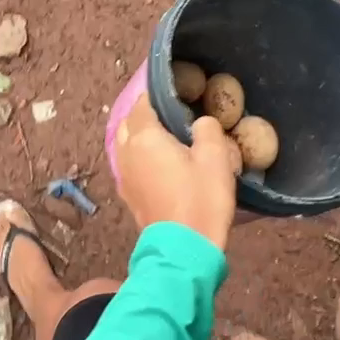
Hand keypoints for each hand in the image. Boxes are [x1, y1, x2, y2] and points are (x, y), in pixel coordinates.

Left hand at [112, 93, 239, 250]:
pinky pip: (128, 164)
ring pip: (124, 144)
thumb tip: (200, 122)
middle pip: (129, 122)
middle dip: (144, 114)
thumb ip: (207, 130)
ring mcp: (123, 175)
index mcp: (144, 137)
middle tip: (168, 113)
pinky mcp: (127, 195)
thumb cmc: (201, 199)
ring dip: (138, 136)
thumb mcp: (216, 158)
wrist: (183, 249)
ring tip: (162, 136)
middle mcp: (126, 152)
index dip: (155, 94)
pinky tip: (156, 163)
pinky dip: (138, 156)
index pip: (142, 104)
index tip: (172, 91)